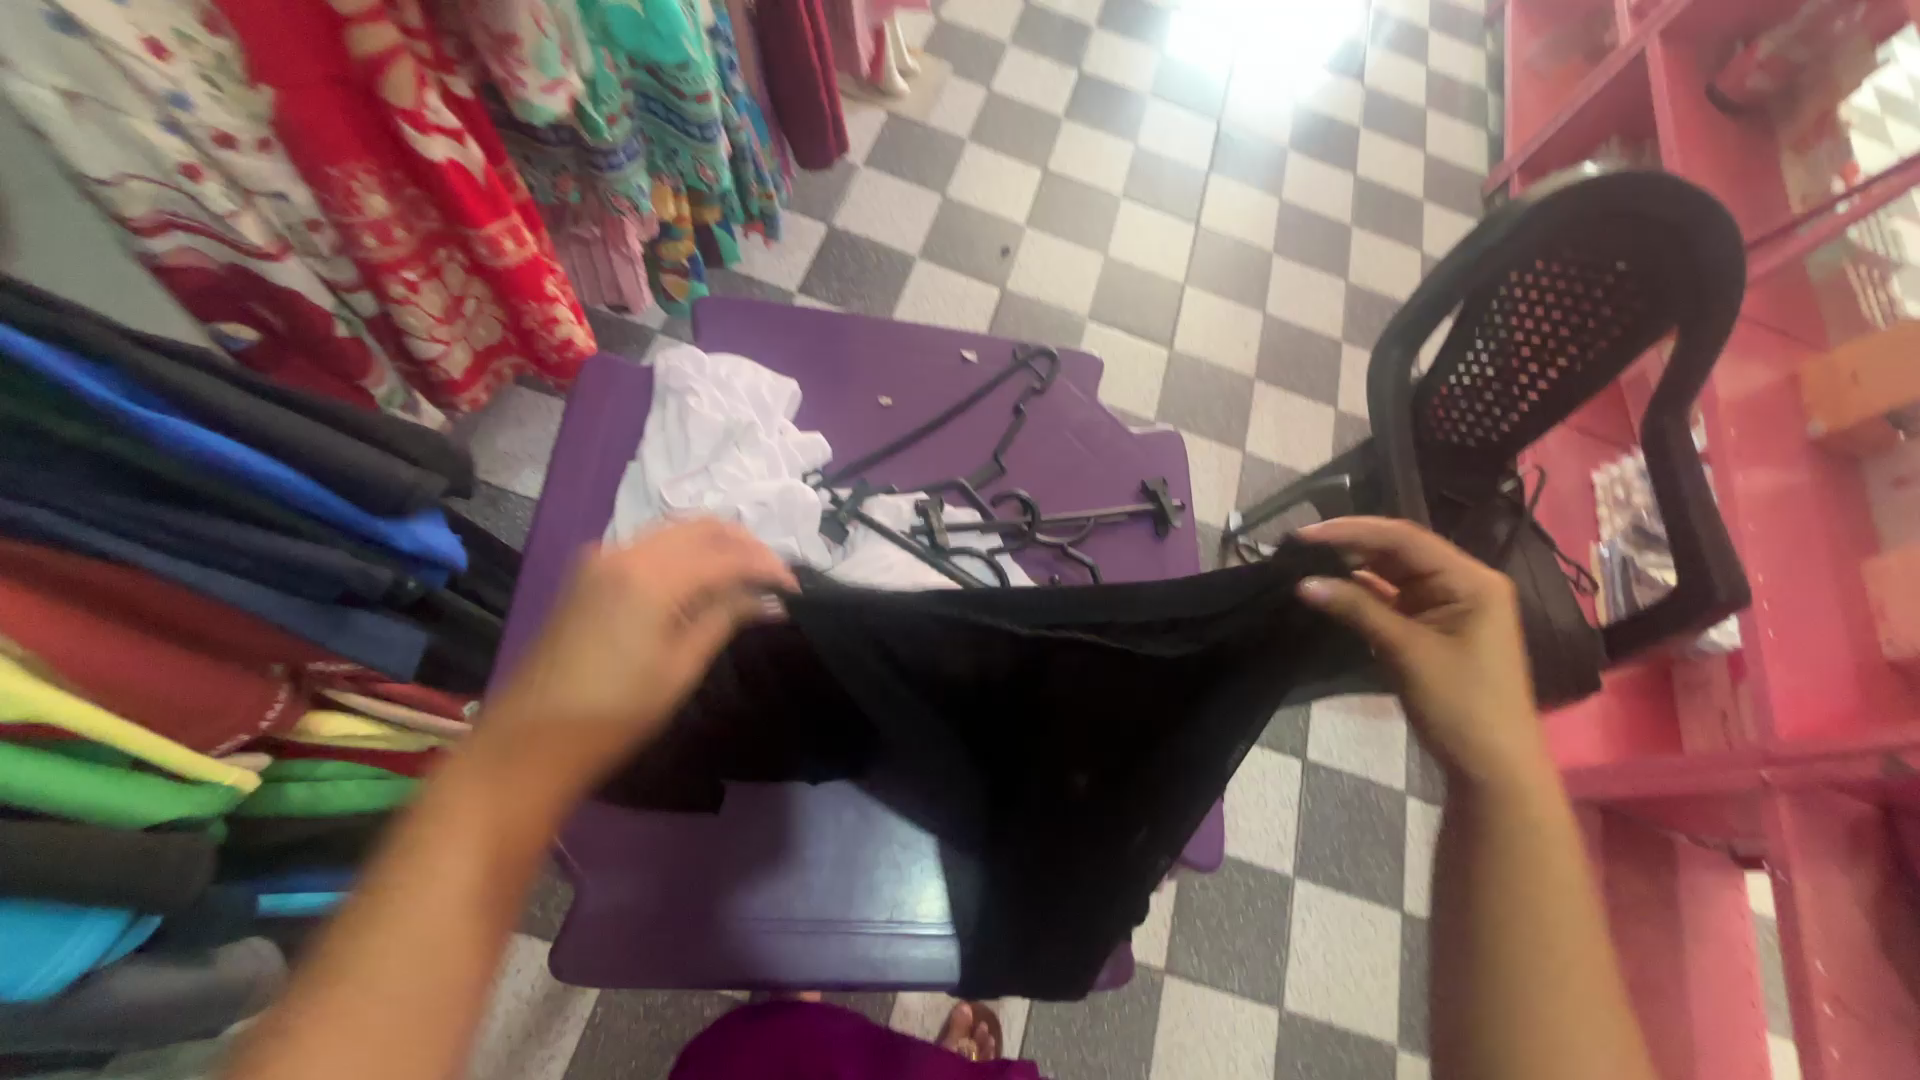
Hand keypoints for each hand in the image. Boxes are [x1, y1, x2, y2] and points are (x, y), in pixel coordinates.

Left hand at [479, 519, 797, 795]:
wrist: (529, 740)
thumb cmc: (614, 713)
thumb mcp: (681, 667)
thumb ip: (726, 618)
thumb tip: (771, 601)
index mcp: (650, 575)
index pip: (727, 554)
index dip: (768, 567)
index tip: (796, 589)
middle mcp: (624, 551)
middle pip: (702, 527)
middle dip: (746, 546)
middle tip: (776, 578)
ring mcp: (602, 557)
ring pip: (676, 531)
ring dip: (717, 546)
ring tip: (748, 578)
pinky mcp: (590, 572)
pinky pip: (652, 546)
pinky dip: (687, 553)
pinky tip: (705, 580)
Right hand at [1295, 517, 1551, 788]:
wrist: (1491, 766)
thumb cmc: (1461, 705)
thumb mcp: (1407, 652)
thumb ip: (1357, 610)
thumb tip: (1303, 582)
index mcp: (1470, 579)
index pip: (1404, 538)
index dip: (1351, 531)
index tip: (1304, 535)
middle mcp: (1460, 582)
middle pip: (1396, 551)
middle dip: (1347, 546)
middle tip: (1295, 548)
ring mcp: (1444, 605)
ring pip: (1389, 574)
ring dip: (1348, 569)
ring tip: (1302, 563)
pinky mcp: (1428, 627)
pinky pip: (1388, 599)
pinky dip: (1358, 595)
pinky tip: (1325, 590)